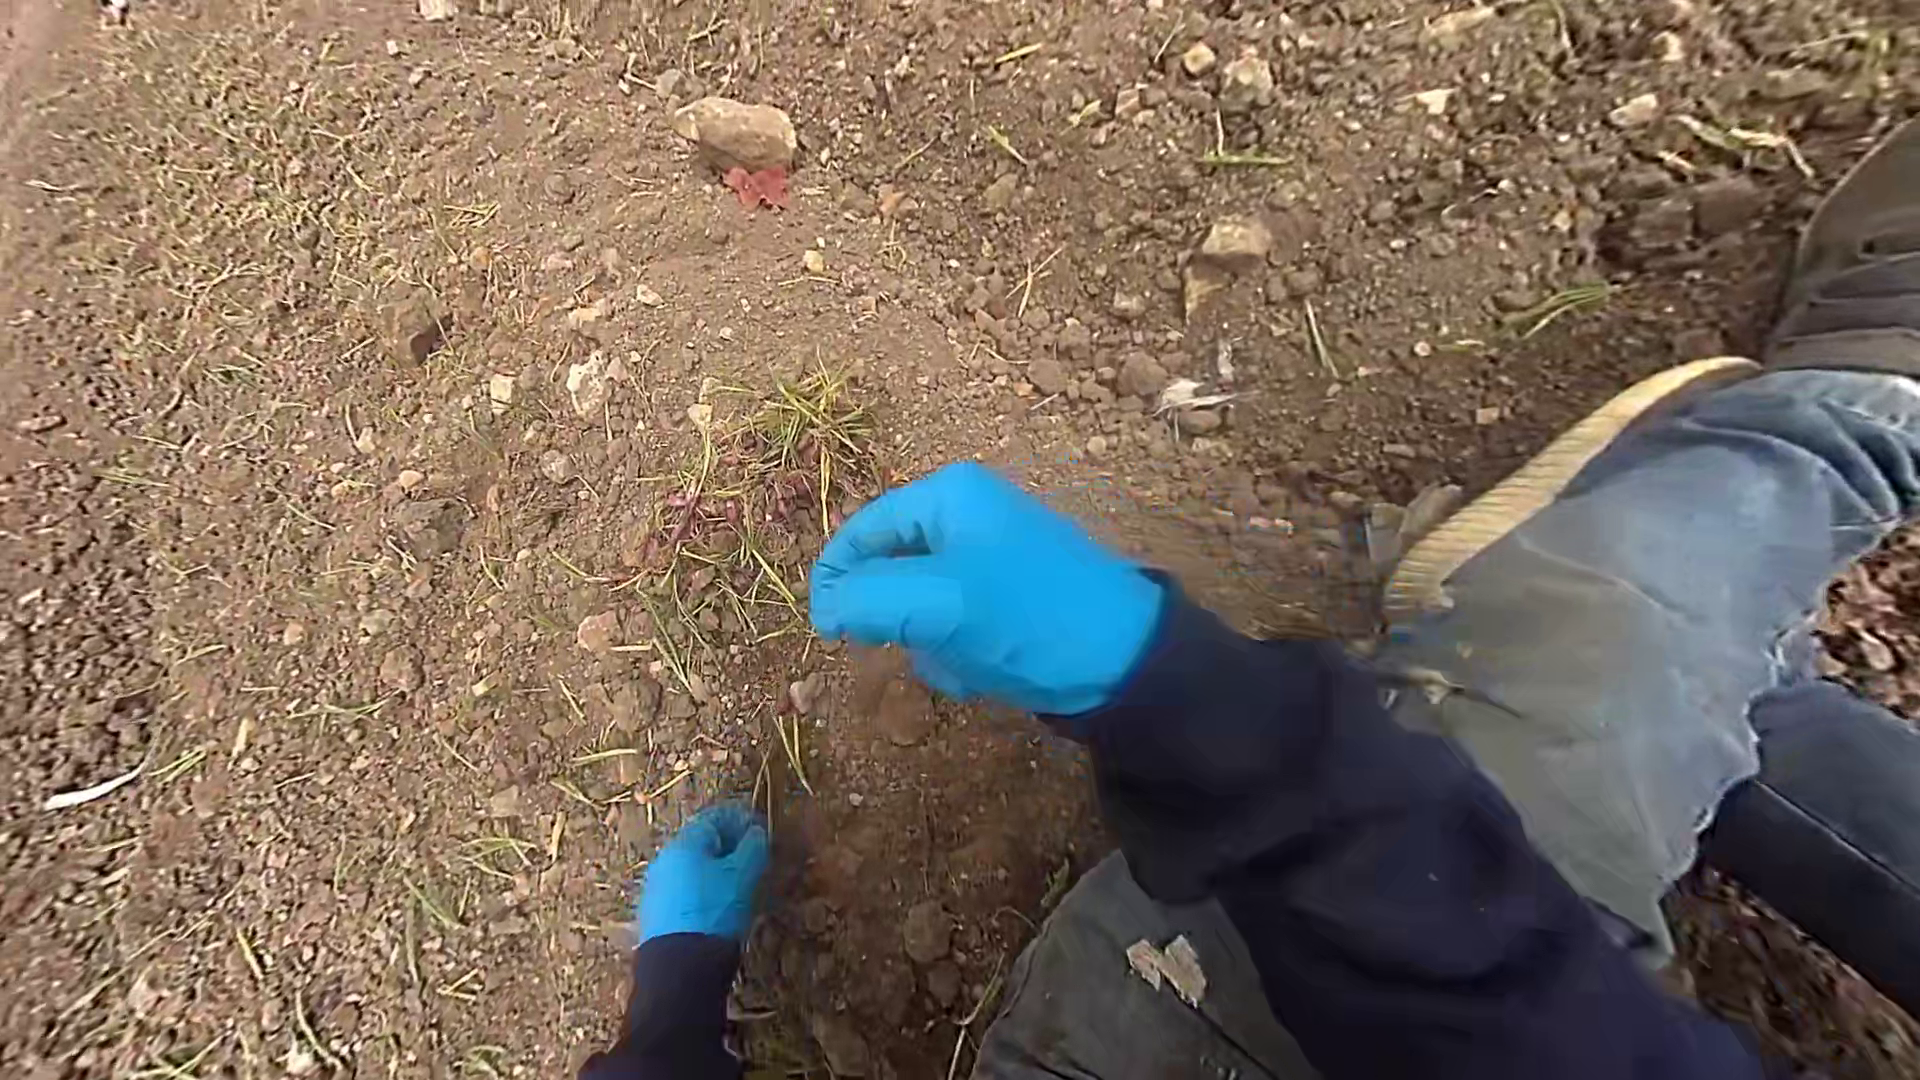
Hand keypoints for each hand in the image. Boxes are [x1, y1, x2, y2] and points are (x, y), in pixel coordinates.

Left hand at [636, 804, 768, 943]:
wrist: (680, 976)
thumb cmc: (716, 911)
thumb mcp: (745, 872)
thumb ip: (754, 844)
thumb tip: (756, 832)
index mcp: (684, 844)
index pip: (717, 816)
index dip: (743, 818)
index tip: (763, 829)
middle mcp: (665, 862)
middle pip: (705, 842)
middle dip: (733, 845)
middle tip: (757, 855)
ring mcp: (658, 891)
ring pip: (697, 868)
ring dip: (722, 869)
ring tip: (746, 882)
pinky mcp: (658, 918)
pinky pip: (689, 891)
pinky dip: (710, 890)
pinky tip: (726, 905)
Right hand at [809, 463, 1163, 715]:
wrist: (1120, 662)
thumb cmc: (1026, 617)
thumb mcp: (937, 602)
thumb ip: (865, 597)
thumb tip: (826, 607)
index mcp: (948, 496)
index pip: (864, 528)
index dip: (836, 575)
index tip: (825, 627)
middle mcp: (964, 518)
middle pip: (891, 569)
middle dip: (898, 617)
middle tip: (917, 642)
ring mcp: (984, 559)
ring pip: (917, 604)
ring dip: (929, 641)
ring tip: (963, 658)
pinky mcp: (1000, 599)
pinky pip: (949, 623)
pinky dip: (955, 651)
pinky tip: (982, 668)